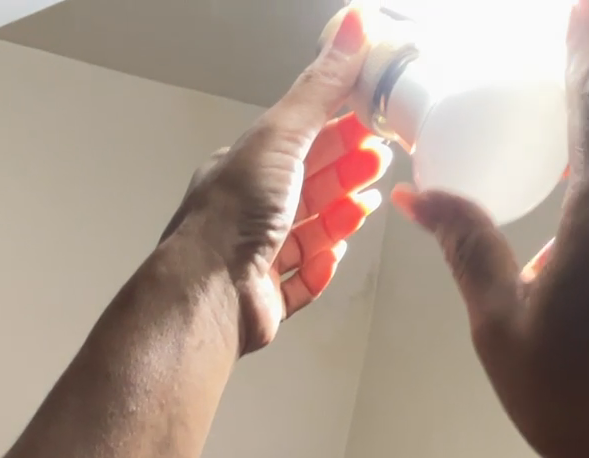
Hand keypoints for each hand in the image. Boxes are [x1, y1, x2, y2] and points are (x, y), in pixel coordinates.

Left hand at [161, 9, 389, 354]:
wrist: (208, 294)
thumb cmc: (234, 215)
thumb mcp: (279, 139)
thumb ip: (319, 90)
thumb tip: (352, 24)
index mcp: (243, 171)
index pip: (297, 144)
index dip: (337, 132)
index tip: (373, 125)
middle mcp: (247, 213)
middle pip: (306, 189)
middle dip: (345, 174)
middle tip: (380, 162)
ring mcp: (255, 258)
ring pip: (306, 235)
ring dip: (338, 219)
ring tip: (368, 206)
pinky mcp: (265, 298)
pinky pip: (300, 280)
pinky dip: (319, 267)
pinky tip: (335, 253)